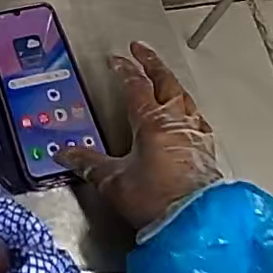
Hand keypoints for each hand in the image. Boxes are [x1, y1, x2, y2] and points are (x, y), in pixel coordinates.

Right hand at [59, 41, 219, 229]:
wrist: (194, 223)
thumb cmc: (156, 200)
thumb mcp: (114, 182)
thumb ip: (89, 165)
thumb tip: (66, 155)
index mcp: (151, 120)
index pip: (135, 84)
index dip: (124, 69)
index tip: (117, 59)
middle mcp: (175, 119)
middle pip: (164, 79)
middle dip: (151, 62)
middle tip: (142, 50)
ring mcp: (194, 131)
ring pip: (183, 95)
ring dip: (171, 81)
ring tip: (165, 76)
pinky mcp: (206, 148)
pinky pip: (197, 117)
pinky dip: (188, 108)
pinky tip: (188, 114)